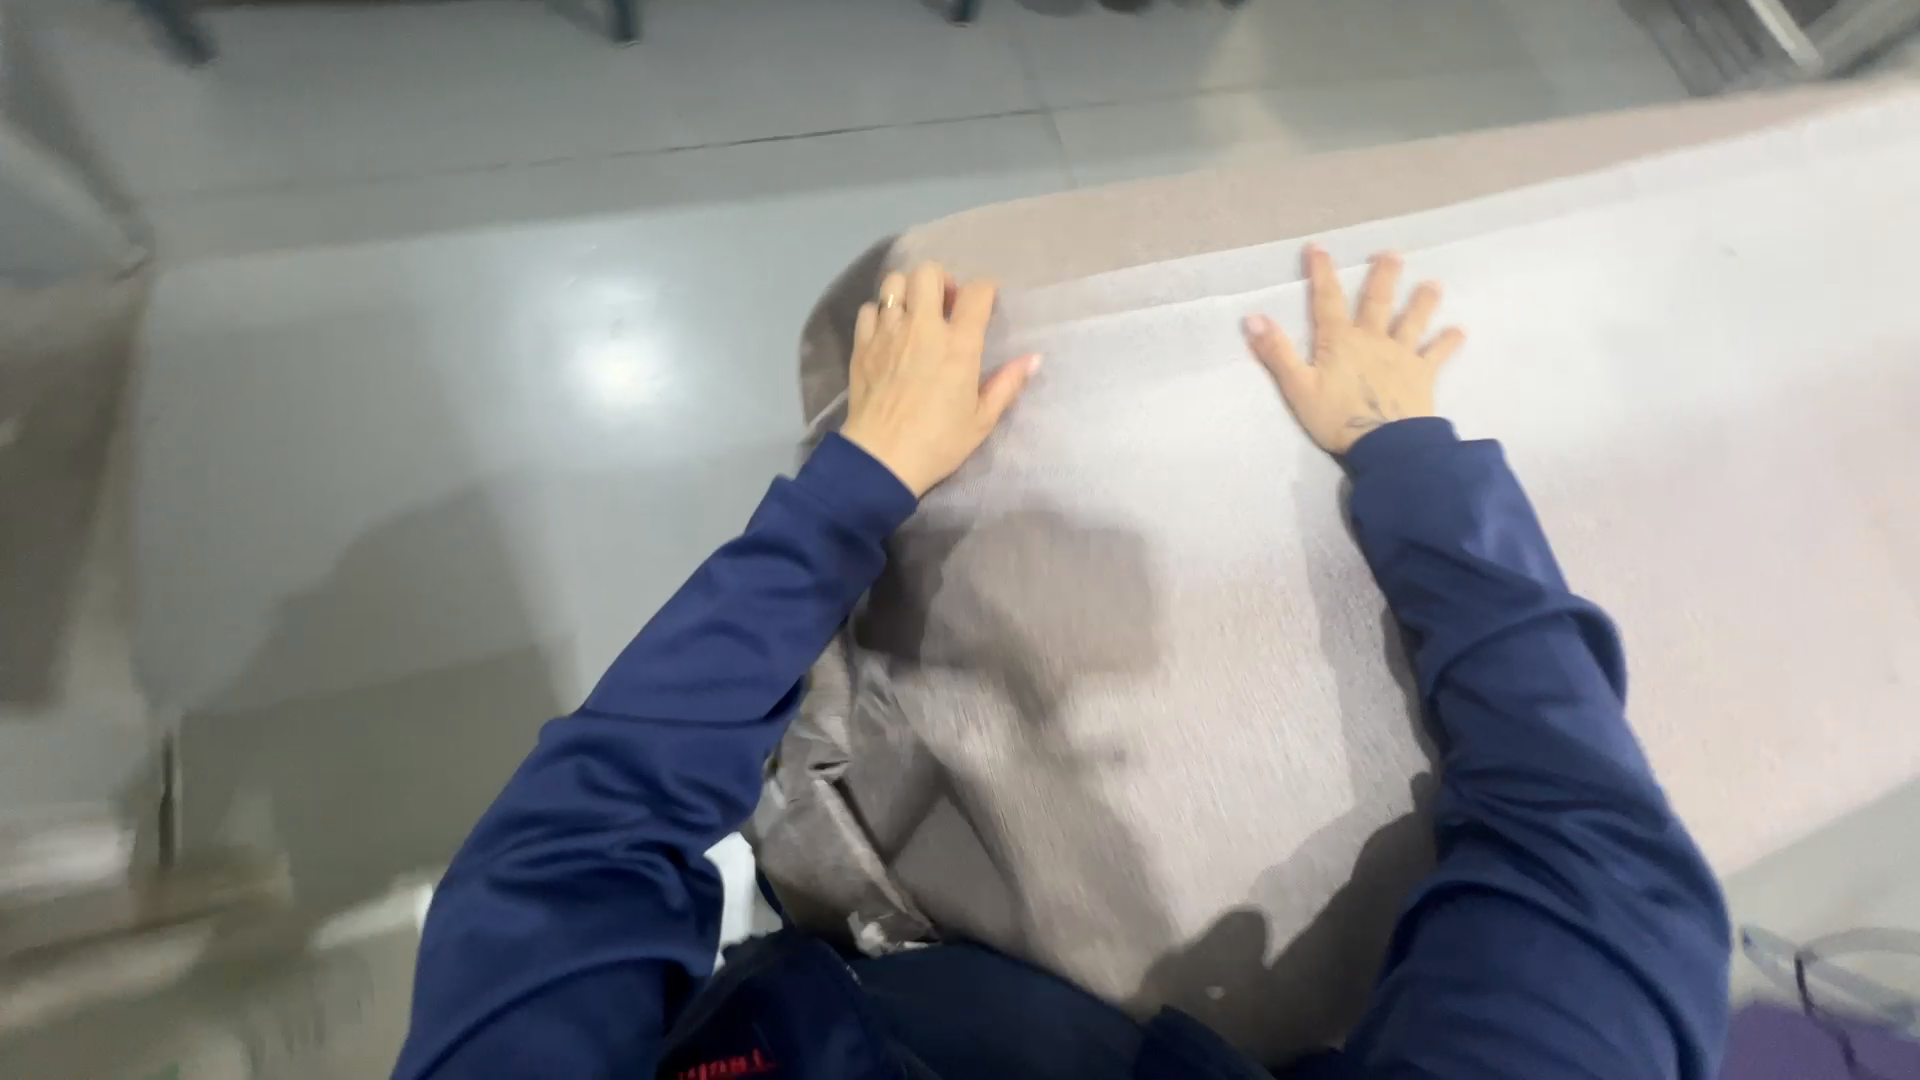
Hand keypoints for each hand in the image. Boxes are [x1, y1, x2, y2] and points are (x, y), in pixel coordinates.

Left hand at [840, 262, 1040, 496]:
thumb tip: (1034, 358)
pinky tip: (887, 334)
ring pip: (894, 283)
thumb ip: (1007, 384)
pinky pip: (869, 309)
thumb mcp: (981, 420)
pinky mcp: (862, 345)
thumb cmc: (938, 442)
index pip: (977, 292)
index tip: (985, 305)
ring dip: (907, 291)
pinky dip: (880, 314)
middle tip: (944, 307)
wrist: (882, 459)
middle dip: (941, 281)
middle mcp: (922, 327)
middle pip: (929, 272)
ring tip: (913, 315)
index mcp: (959, 344)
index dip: (985, 291)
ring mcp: (888, 332)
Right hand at [1242, 246, 1464, 454]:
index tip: (1317, 248)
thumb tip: (1252, 318)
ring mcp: (1400, 355)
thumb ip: (1276, 351)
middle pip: (1378, 302)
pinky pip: (1437, 354)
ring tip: (1432, 285)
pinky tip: (1459, 332)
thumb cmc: (1335, 417)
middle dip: (1382, 276)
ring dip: (1423, 302)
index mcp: (1339, 341)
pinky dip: (1447, 342)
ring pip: (1413, 321)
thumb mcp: (1296, 387)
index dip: (1321, 273)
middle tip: (1390, 255)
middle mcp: (1372, 339)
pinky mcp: (1421, 374)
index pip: (1326, 300)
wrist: (1383, 443)